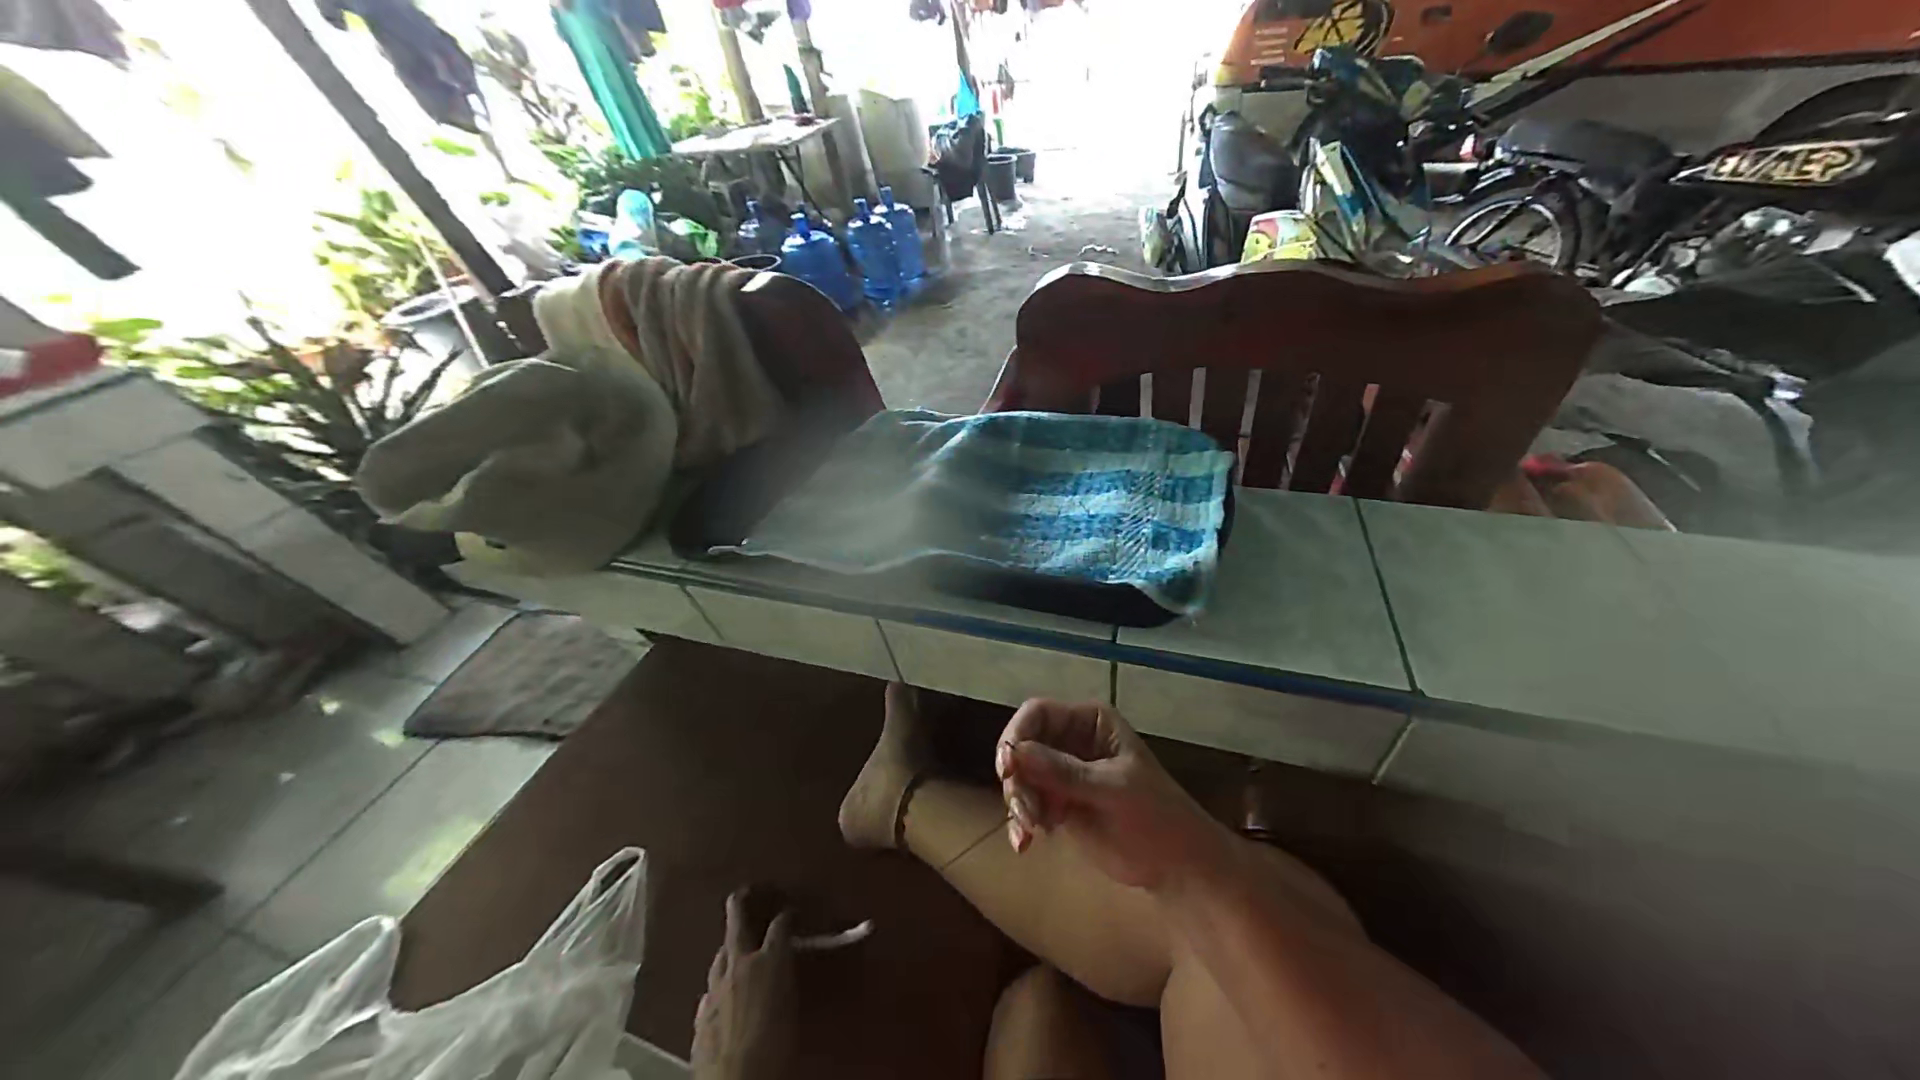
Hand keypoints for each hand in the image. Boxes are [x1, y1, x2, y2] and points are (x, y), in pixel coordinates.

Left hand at [692, 890, 795, 1079]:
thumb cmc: (777, 1046)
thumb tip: (786, 966)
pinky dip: (720, 984)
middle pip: (737, 920)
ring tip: (738, 950)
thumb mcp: (792, 1006)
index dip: (788, 915)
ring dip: (730, 948)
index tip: (792, 912)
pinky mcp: (700, 1013)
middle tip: (747, 891)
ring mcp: (715, 988)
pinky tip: (723, 994)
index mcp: (769, 961)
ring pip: (720, 954)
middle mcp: (740, 964)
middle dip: (742, 902)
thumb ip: (787, 979)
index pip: (781, 924)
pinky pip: (711, 988)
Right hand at [995, 699, 1224, 891]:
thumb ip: (1064, 771)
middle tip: (1025, 812)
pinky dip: (1021, 822)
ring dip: (1018, 802)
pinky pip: (1026, 804)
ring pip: (1020, 776)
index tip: (1007, 768)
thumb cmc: (1156, 815)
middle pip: (1022, 745)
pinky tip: (1025, 844)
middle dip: (1017, 778)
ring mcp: (1061, 773)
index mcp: (1089, 722)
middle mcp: (1070, 740)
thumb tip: (1015, 752)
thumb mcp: (1112, 789)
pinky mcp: (1057, 804)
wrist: (1177, 866)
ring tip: (1032, 832)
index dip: (1017, 735)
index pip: (1037, 713)